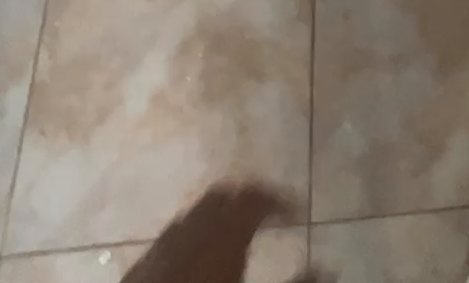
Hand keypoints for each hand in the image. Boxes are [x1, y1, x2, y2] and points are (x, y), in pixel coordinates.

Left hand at [120, 184, 322, 282]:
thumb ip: (296, 282)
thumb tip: (331, 267)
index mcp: (221, 237)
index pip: (256, 196)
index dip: (280, 198)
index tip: (299, 210)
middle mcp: (189, 232)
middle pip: (221, 195)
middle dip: (247, 198)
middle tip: (269, 215)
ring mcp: (158, 251)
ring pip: (192, 215)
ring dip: (217, 217)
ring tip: (236, 238)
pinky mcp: (137, 272)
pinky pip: (169, 239)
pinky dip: (190, 238)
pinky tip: (196, 264)